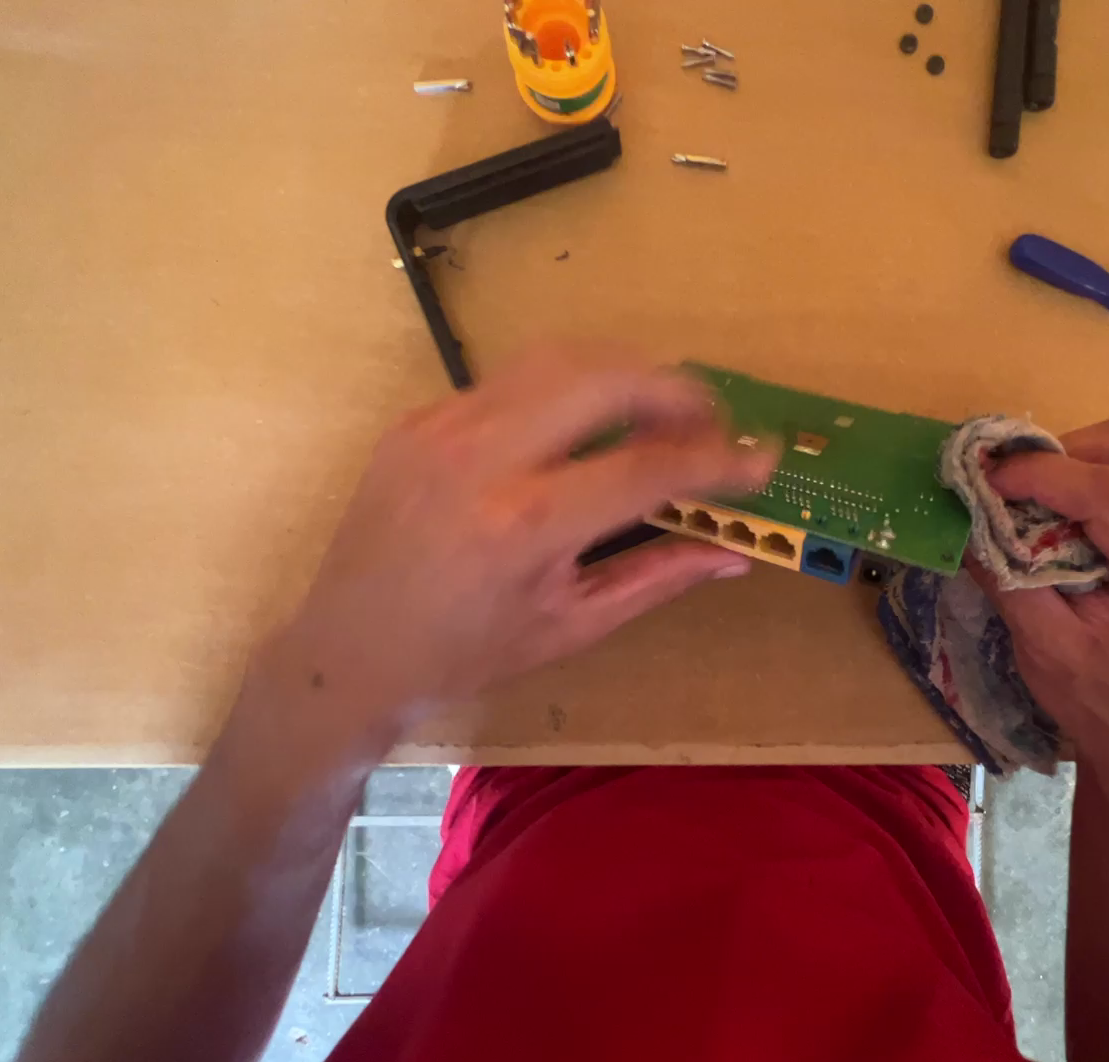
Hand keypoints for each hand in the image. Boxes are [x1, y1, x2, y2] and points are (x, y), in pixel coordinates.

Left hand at [249, 352, 777, 751]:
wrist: (348, 651)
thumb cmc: (467, 654)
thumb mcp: (573, 625)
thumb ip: (658, 577)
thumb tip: (734, 553)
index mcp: (526, 525)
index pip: (648, 467)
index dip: (718, 460)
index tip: (761, 459)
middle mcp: (483, 456)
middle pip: (606, 378)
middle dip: (677, 390)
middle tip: (713, 420)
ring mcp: (443, 424)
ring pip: (558, 359)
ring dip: (625, 374)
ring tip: (661, 409)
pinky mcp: (421, 417)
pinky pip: (513, 381)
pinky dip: (568, 390)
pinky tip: (585, 425)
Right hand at [974, 417, 1108, 767]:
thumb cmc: (1093, 697)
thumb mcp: (1041, 647)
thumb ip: (1007, 579)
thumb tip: (967, 518)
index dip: (1042, 474)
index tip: (988, 483)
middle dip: (1062, 452)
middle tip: (1015, 488)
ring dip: (1073, 460)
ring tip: (1032, 498)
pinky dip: (1085, 475)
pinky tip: (1058, 512)